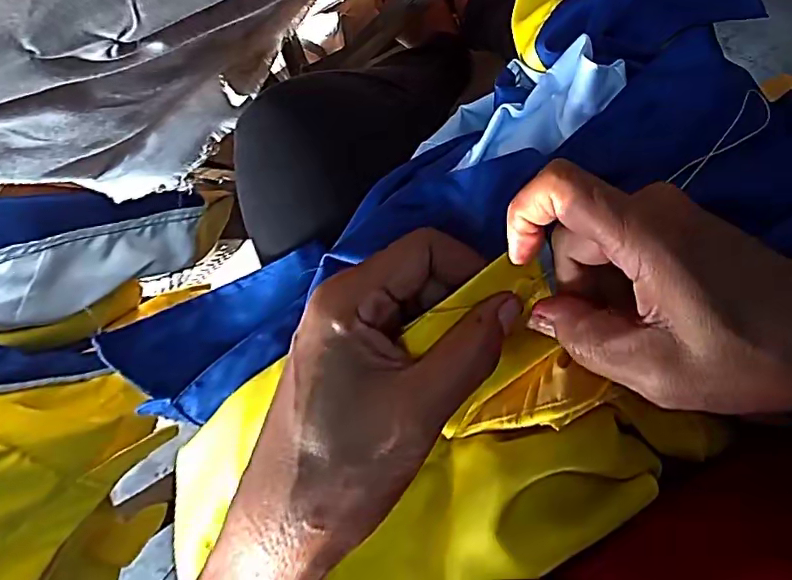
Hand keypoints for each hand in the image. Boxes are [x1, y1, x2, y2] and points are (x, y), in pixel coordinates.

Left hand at [205, 229, 520, 579]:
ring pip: (417, 299)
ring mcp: (340, 330)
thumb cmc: (341, 473)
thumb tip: (513, 302)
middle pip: (422, 270)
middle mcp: (340, 303)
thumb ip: (474, 346)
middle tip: (485, 338)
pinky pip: (404, 327)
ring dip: (450, 324)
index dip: (470, 265)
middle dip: (462, 298)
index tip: (498, 302)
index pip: (426, 247)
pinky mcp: (346, 356)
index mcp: (346, 301)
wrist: (278, 545)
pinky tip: (439, 377)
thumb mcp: (420, 407)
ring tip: (462, 364)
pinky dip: (433, 343)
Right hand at [504, 159, 791, 414]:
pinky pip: (632, 243)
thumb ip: (586, 337)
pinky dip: (626, 282)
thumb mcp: (656, 369)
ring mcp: (676, 213)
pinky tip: (661, 321)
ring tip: (644, 337)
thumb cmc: (748, 354)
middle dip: (572, 283)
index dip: (521, 215)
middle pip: (578, 226)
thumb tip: (541, 311)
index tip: (519, 270)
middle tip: (611, 339)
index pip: (559, 184)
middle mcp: (655, 204)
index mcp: (642, 228)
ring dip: (602, 289)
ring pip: (603, 239)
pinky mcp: (690, 227)